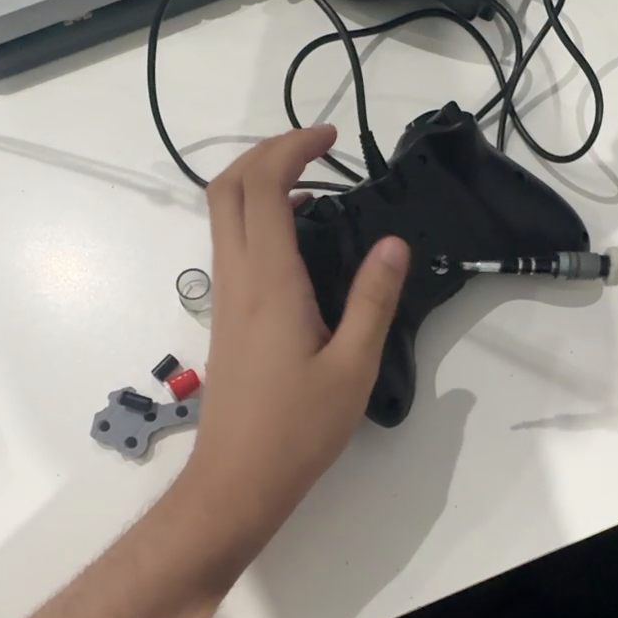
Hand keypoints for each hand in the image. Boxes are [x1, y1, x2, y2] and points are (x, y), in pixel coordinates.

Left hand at [183, 125, 409, 535]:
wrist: (239, 479)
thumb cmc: (298, 429)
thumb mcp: (353, 366)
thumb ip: (373, 299)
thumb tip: (394, 244)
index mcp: (269, 282)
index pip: (261, 186)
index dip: (291, 147)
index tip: (330, 138)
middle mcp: (236, 279)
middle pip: (226, 188)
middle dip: (264, 154)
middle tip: (313, 151)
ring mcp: (224, 301)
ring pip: (223, 218)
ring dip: (258, 188)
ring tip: (314, 192)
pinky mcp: (225, 322)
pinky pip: (231, 249)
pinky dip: (258, 225)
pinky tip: (299, 249)